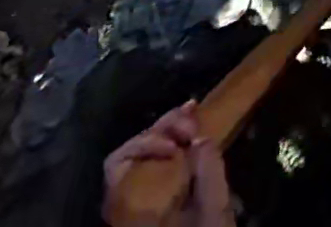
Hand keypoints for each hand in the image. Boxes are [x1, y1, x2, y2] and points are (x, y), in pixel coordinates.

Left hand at [102, 101, 234, 226]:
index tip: (182, 141)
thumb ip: (208, 175)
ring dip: (167, 133)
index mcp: (130, 209)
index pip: (118, 161)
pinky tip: (191, 137)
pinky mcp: (150, 209)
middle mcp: (124, 206)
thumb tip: (201, 137)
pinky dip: (171, 147)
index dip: (147, 141)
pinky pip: (152, 169)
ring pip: (140, 159)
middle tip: (194, 115)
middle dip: (162, 128)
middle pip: (129, 153)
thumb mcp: (211, 214)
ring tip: (194, 119)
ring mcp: (135, 208)